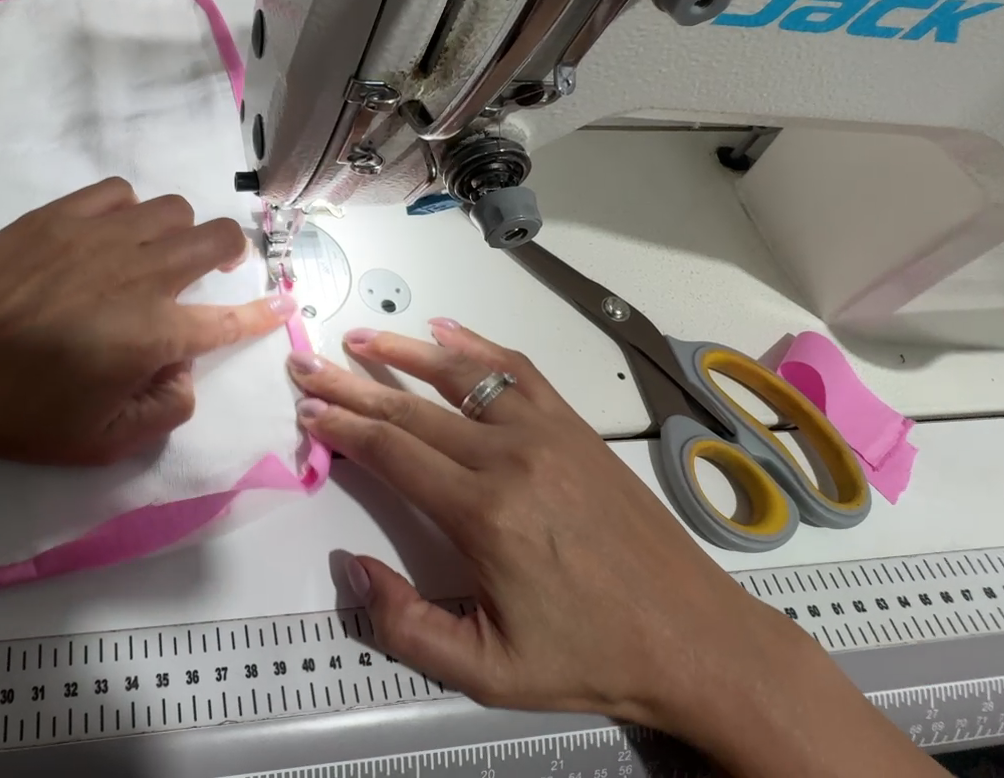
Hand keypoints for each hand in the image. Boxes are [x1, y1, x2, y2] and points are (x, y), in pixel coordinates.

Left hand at [0, 177, 293, 466]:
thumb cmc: (18, 414)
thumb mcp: (103, 443)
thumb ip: (165, 408)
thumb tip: (182, 366)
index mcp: (155, 332)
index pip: (230, 318)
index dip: (261, 313)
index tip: (278, 303)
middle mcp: (140, 272)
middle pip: (216, 238)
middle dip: (229, 254)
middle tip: (211, 272)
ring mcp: (98, 234)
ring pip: (171, 209)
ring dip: (179, 232)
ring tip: (153, 255)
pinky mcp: (57, 214)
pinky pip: (118, 191)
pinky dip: (130, 211)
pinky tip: (109, 235)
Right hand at [287, 322, 943, 777]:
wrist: (697, 639)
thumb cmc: (587, 656)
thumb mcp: (487, 671)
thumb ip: (404, 624)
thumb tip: (348, 566)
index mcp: (482, 512)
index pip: (391, 450)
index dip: (342, 426)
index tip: (306, 408)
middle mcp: (509, 457)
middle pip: (411, 408)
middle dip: (351, 384)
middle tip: (308, 363)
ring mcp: (547, 433)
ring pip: (461, 375)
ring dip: (405, 351)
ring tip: (362, 337)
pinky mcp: (577, 428)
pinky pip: (518, 371)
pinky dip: (477, 345)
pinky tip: (446, 331)